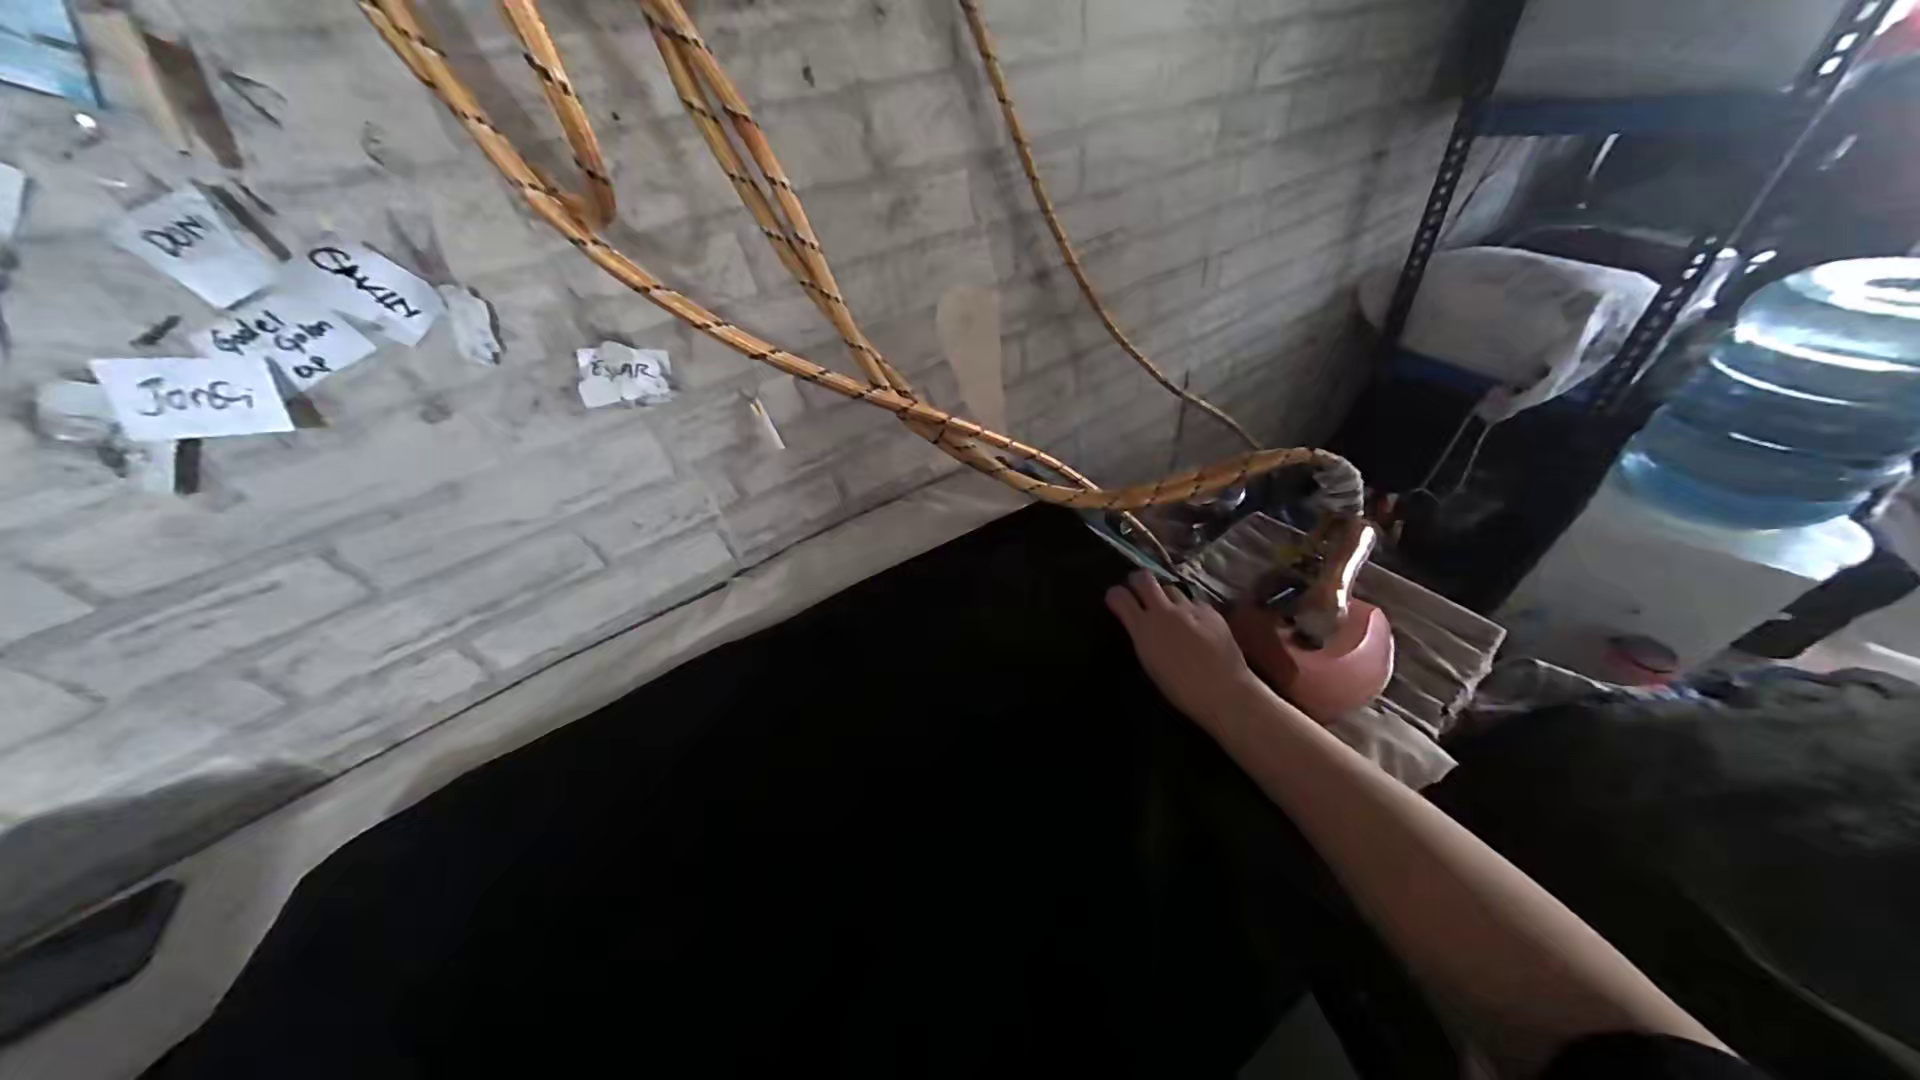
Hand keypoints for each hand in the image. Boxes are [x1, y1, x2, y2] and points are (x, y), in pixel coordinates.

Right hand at [1105, 570, 1266, 728]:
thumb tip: (1140, 627)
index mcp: (1143, 629)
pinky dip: (1190, 609)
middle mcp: (1163, 612)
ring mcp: (1188, 608)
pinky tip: (1196, 624)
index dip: (1115, 595)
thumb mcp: (1149, 663)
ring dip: (1166, 596)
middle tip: (1139, 589)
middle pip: (1144, 579)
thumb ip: (1142, 638)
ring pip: (1171, 587)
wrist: (1223, 690)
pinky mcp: (1210, 611)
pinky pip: (1193, 602)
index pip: (1119, 597)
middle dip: (1138, 581)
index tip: (1116, 599)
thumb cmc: (1180, 689)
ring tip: (1171, 610)